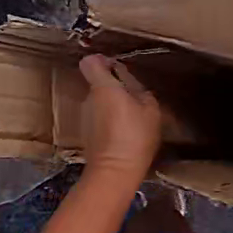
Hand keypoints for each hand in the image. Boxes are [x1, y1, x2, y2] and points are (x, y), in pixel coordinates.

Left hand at [78, 54, 161, 179]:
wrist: (114, 172)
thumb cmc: (135, 136)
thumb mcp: (149, 108)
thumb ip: (137, 88)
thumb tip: (126, 78)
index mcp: (102, 87)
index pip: (90, 61)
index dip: (102, 60)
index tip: (117, 68)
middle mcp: (88, 98)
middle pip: (96, 82)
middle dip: (112, 85)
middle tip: (133, 97)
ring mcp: (84, 116)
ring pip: (97, 100)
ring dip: (111, 104)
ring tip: (131, 117)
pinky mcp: (85, 132)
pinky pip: (96, 116)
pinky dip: (107, 119)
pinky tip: (123, 132)